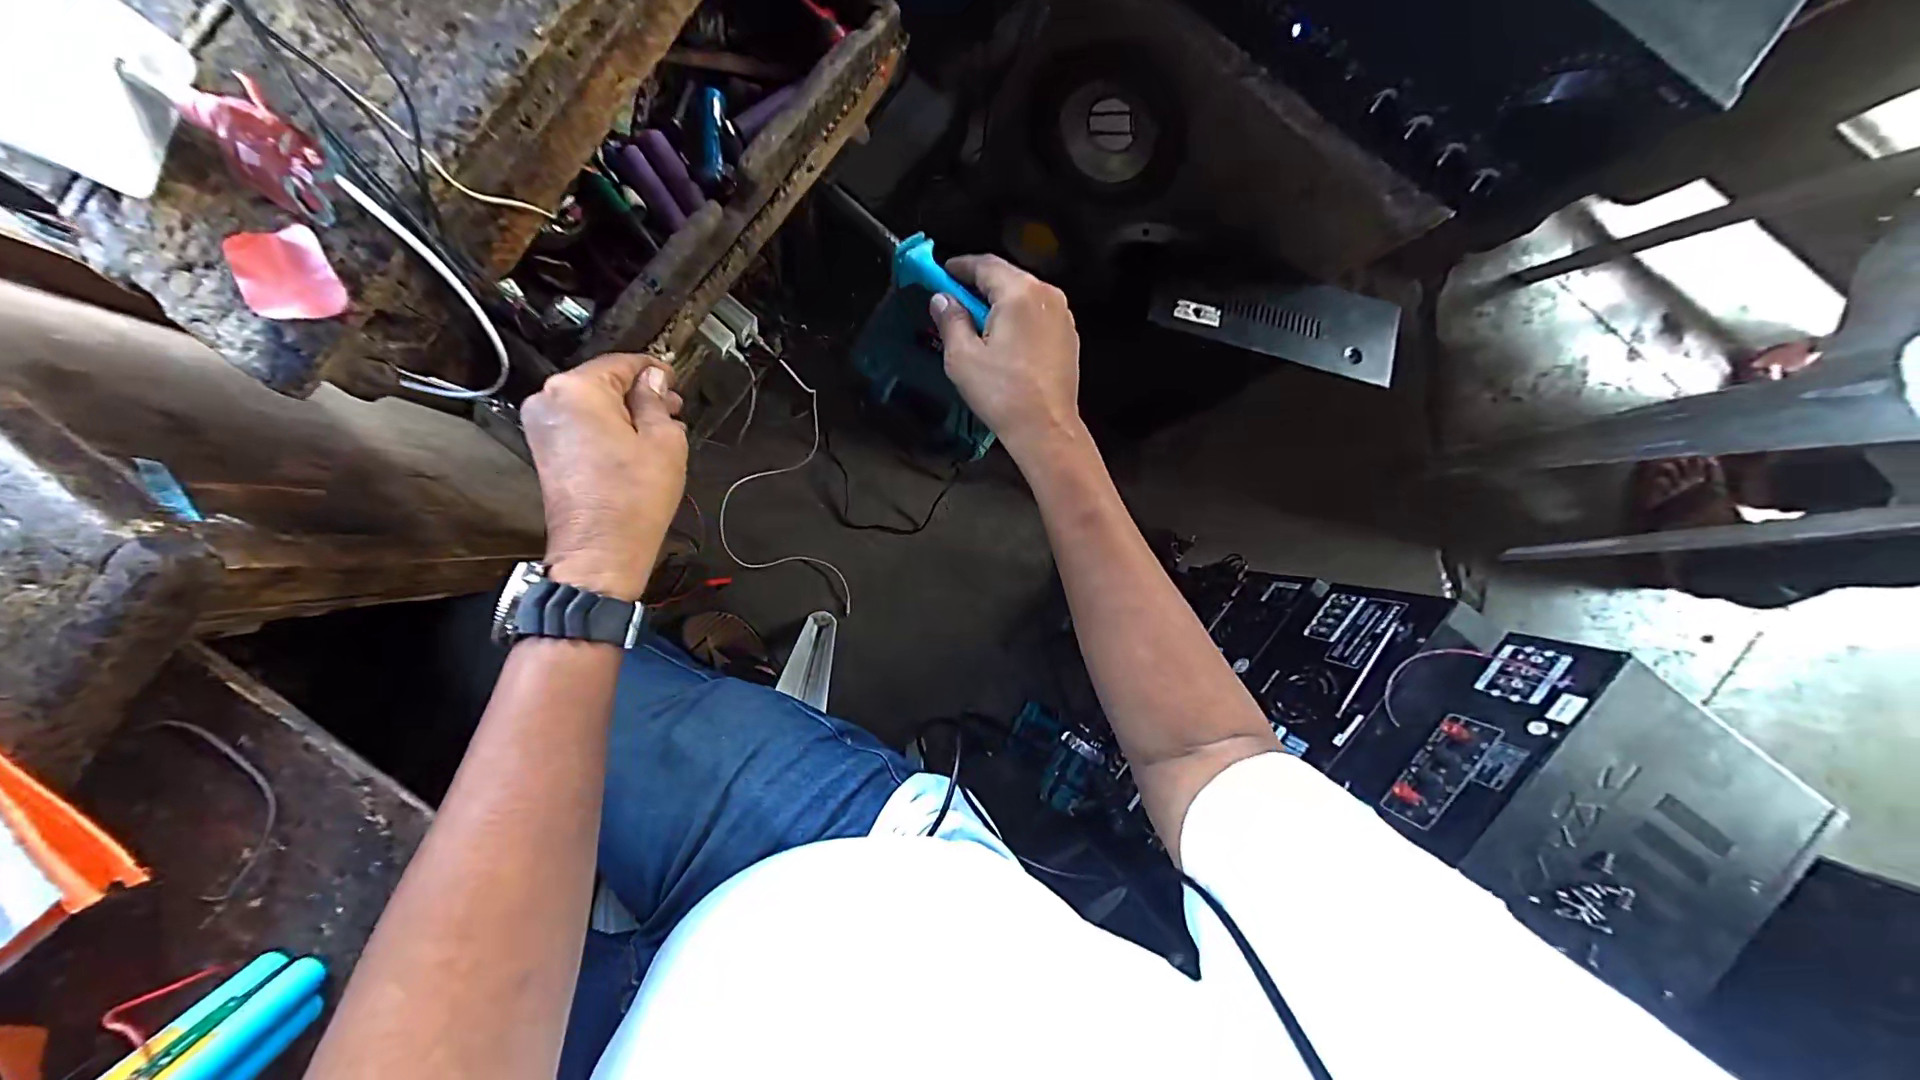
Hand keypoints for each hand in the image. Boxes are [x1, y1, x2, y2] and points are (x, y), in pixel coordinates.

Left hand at [520, 353, 686, 601]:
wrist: (602, 548)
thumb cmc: (631, 500)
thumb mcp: (664, 440)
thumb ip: (657, 401)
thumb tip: (654, 382)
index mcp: (577, 390)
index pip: (622, 362)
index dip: (654, 370)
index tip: (673, 378)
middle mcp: (550, 401)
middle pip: (602, 381)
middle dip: (638, 392)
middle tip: (672, 407)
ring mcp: (542, 427)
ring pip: (591, 404)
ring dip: (624, 411)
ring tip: (658, 430)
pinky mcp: (545, 450)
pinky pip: (580, 425)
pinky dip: (607, 429)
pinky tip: (636, 446)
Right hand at [929, 255, 1085, 460]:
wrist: (1046, 429)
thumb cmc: (1002, 393)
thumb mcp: (962, 357)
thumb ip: (950, 320)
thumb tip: (942, 300)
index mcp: (1020, 293)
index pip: (984, 264)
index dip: (959, 267)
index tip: (941, 273)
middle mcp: (1047, 296)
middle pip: (1007, 278)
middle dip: (978, 286)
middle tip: (954, 301)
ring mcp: (1062, 317)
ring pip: (1024, 297)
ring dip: (998, 304)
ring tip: (977, 325)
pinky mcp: (1068, 338)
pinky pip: (1037, 316)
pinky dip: (1017, 320)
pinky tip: (1003, 341)